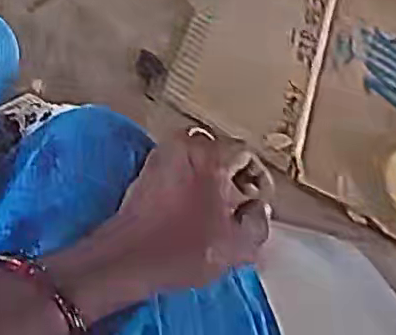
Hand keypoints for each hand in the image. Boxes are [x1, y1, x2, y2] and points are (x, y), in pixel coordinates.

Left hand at [52, 130, 272, 303]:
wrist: (135, 251)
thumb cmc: (187, 247)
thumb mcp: (239, 244)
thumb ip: (257, 221)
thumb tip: (257, 206)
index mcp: (209, 156)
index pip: (244, 151)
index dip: (259, 176)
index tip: (260, 198)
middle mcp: (184, 144)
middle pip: (219, 146)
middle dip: (234, 169)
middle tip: (241, 198)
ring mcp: (163, 151)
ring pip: (197, 149)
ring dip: (212, 169)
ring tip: (219, 200)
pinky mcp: (149, 164)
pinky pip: (179, 158)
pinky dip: (192, 171)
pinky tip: (195, 200)